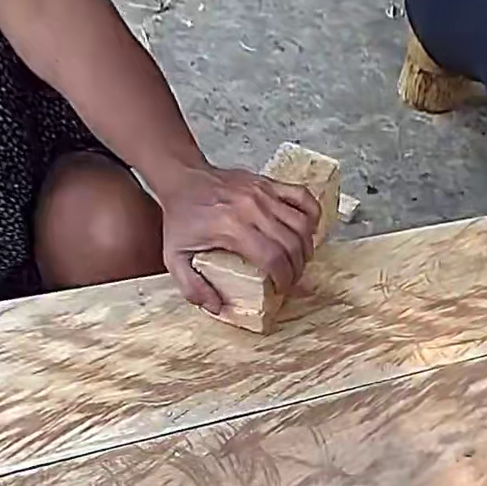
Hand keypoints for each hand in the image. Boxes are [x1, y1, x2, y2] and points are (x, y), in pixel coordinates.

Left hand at [155, 165, 320, 312]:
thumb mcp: (174, 257)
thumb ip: (192, 287)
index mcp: (231, 226)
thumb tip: (217, 307)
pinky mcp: (270, 184)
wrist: (180, 177)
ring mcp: (263, 193)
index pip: (273, 259)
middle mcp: (251, 208)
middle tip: (289, 279)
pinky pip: (304, 199)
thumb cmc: (181, 217)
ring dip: (306, 248)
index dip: (284, 280)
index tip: (280, 289)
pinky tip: (306, 232)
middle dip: (296, 269)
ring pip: (302, 226)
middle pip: (292, 245)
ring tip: (298, 260)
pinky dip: (312, 217)